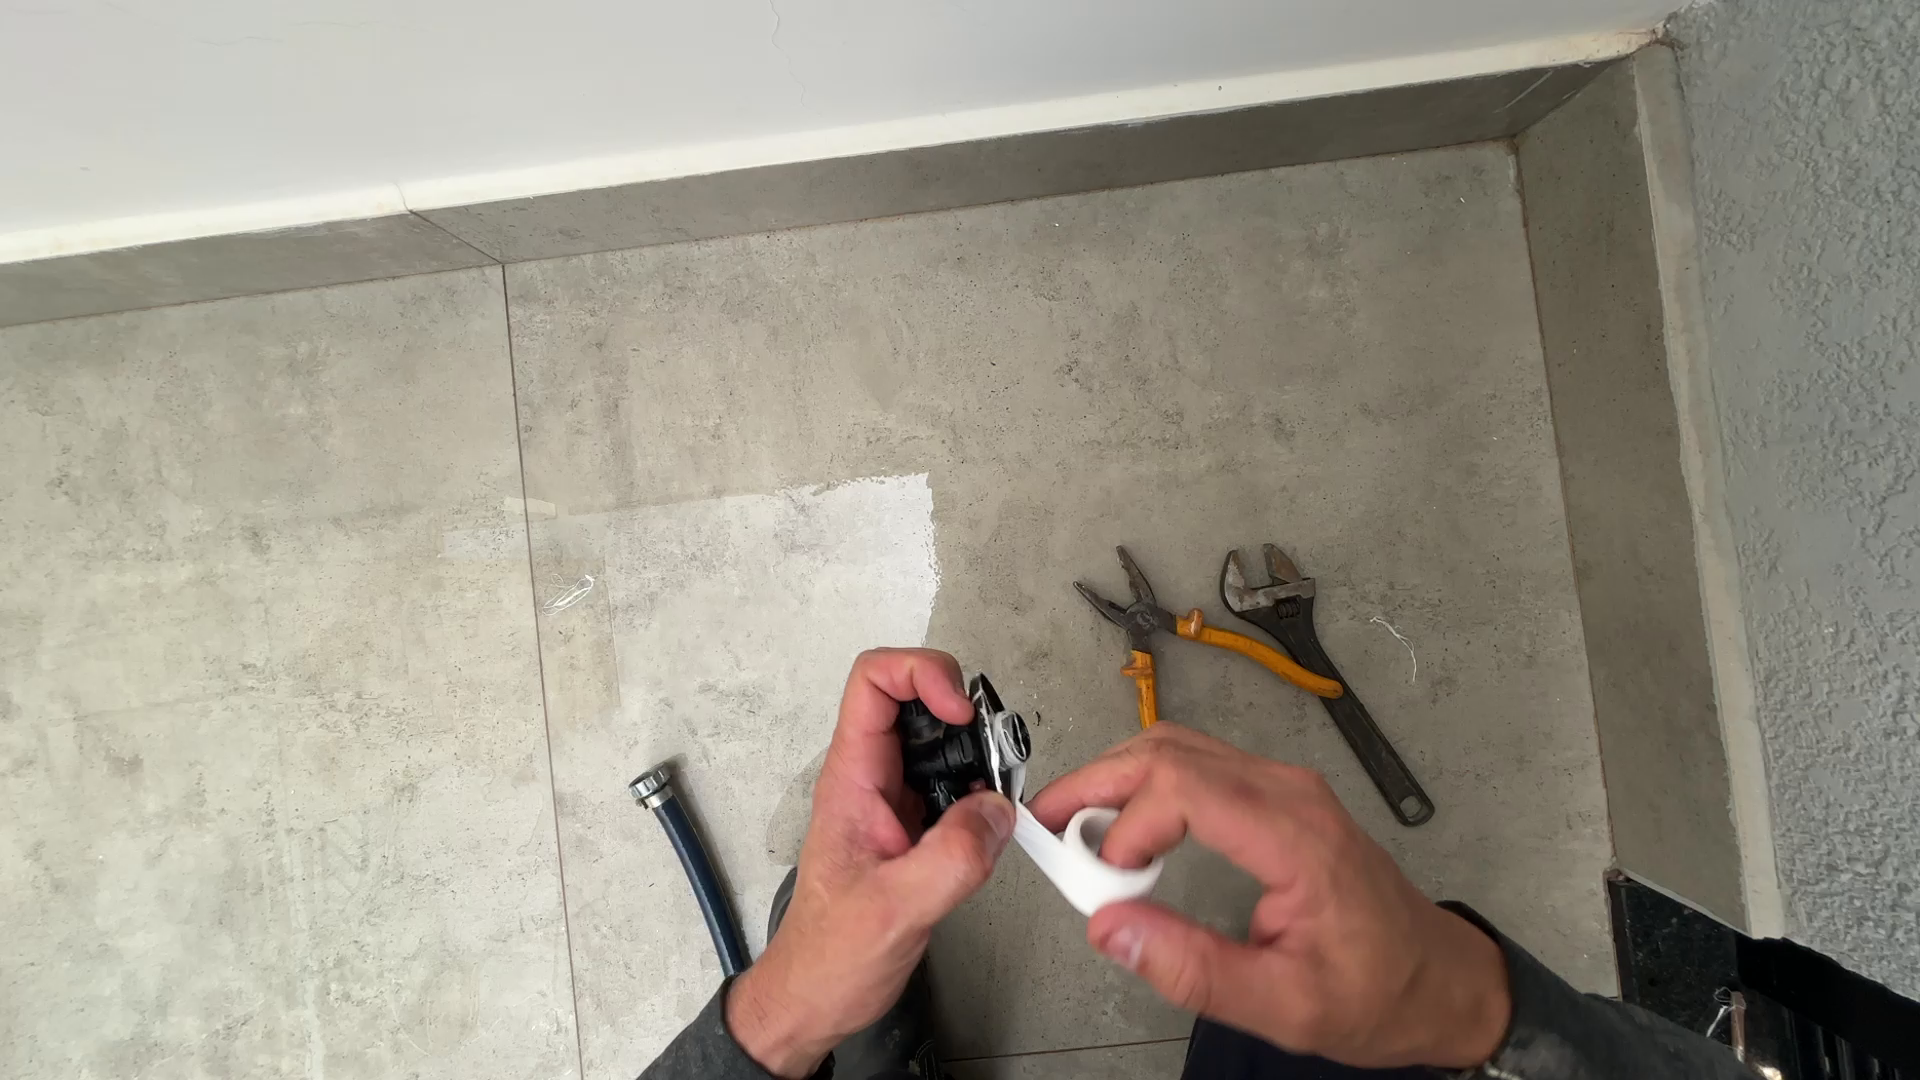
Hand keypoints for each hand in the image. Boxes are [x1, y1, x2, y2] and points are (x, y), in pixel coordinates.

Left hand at [726, 649, 1015, 1077]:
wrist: (815, 996)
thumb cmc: (831, 955)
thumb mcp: (894, 910)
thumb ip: (951, 859)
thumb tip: (998, 809)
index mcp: (852, 775)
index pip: (874, 679)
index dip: (921, 673)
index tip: (960, 712)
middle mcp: (872, 773)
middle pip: (912, 695)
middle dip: (960, 706)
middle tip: (994, 748)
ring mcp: (893, 792)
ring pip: (936, 734)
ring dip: (975, 746)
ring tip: (999, 782)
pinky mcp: (914, 816)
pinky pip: (951, 774)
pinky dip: (979, 781)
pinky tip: (993, 813)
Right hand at [1026, 724, 1510, 1069]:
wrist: (1440, 977)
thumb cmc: (1376, 992)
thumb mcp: (1285, 1007)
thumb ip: (1192, 969)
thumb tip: (1108, 926)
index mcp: (1294, 833)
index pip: (1185, 784)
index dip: (1127, 819)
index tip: (1105, 873)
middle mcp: (1283, 787)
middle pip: (1169, 750)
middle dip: (1097, 780)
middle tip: (1049, 817)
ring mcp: (1276, 780)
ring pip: (1175, 744)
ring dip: (1115, 774)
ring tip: (1075, 818)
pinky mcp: (1267, 787)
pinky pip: (1192, 759)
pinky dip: (1143, 779)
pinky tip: (1123, 816)